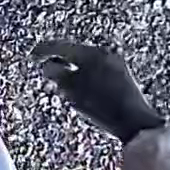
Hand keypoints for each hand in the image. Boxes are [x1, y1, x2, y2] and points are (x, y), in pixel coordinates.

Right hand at [31, 40, 165, 142]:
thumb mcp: (71, 92)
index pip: (59, 46)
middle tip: (44, 67)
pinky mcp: (121, 73)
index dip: (42, 51)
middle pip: (73, 51)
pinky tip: (78, 85)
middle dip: (57, 59)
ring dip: (70, 67)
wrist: (136, 123)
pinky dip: (83, 73)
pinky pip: (95, 67)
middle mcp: (104, 53)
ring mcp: (115, 62)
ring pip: (84, 60)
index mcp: (91, 53)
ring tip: (59, 80)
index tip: (32, 56)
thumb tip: (47, 66)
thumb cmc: (103, 107)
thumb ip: (55, 74)